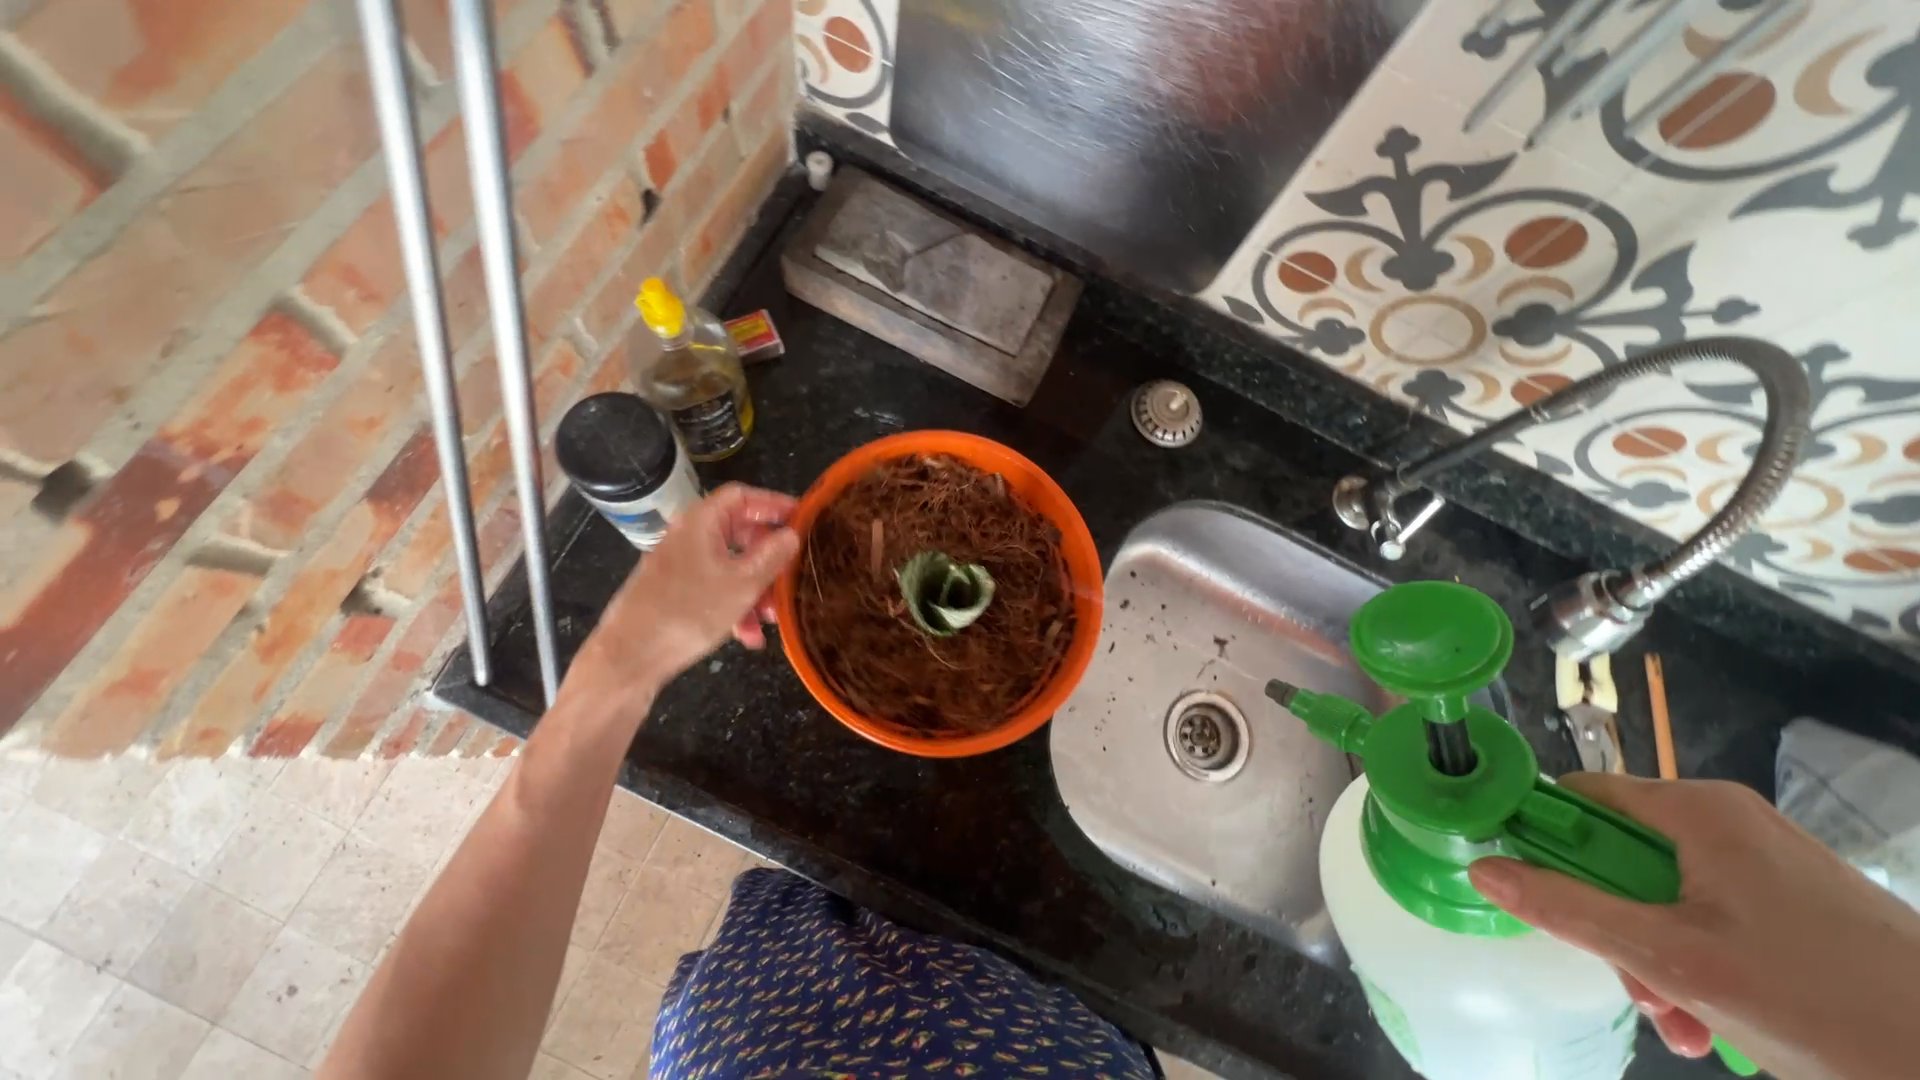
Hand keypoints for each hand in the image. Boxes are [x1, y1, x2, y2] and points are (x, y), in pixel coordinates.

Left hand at [561, 484, 799, 712]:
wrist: (629, 657)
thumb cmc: (689, 612)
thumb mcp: (743, 584)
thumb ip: (772, 556)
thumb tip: (791, 534)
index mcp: (701, 523)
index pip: (742, 496)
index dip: (773, 503)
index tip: (802, 519)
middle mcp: (688, 537)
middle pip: (739, 534)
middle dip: (769, 558)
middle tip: (792, 575)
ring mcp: (679, 565)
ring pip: (730, 566)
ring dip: (756, 590)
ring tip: (772, 619)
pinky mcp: (674, 592)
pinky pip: (714, 589)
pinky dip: (734, 606)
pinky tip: (748, 637)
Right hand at [1468, 773, 1919, 1079]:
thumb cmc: (1819, 1001)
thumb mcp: (1670, 958)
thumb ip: (1566, 908)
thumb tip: (1481, 867)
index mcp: (1697, 811)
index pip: (1580, 796)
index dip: (1545, 838)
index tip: (1532, 892)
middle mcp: (1727, 820)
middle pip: (1620, 853)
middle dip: (1609, 922)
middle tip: (1627, 983)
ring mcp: (1766, 860)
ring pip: (1662, 892)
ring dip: (1650, 954)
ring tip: (1677, 1021)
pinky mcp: (1795, 899)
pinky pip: (1709, 912)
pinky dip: (1694, 959)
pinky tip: (1709, 1018)